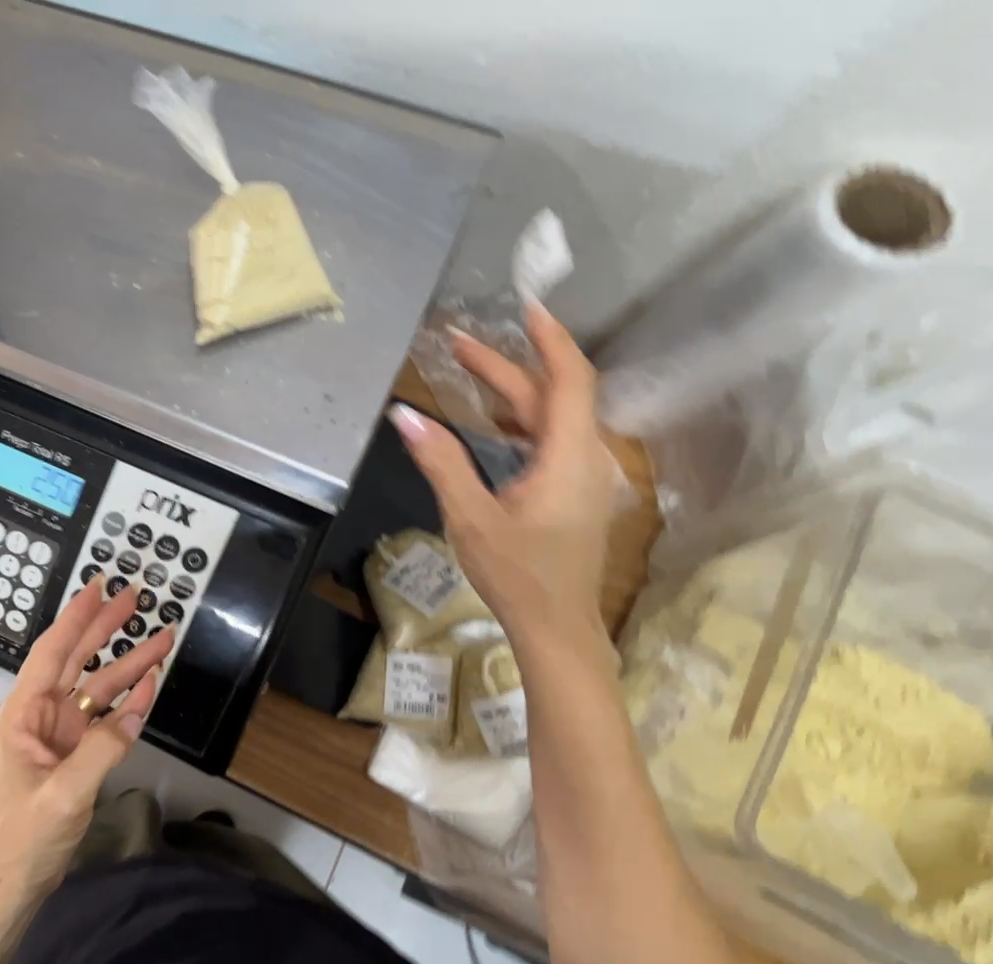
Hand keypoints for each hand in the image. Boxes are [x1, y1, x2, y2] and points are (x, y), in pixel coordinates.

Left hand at [0, 578, 174, 898]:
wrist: (12, 883)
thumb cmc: (23, 838)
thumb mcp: (62, 795)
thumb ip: (100, 751)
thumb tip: (136, 711)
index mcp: (22, 715)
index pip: (51, 653)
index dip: (76, 618)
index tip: (97, 587)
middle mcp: (40, 716)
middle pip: (77, 660)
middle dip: (106, 629)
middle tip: (136, 598)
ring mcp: (59, 735)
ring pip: (97, 688)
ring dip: (128, 665)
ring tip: (163, 638)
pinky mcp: (75, 755)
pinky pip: (105, 720)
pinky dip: (128, 702)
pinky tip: (150, 684)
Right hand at [390, 301, 614, 643]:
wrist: (556, 627)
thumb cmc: (515, 574)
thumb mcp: (470, 516)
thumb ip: (441, 461)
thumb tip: (405, 416)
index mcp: (568, 456)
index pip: (569, 379)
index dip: (549, 339)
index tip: (525, 307)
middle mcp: (586, 457)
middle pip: (553, 395)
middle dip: (507, 366)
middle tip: (458, 344)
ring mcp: (585, 476)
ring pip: (554, 418)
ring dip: (514, 393)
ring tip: (469, 374)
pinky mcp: (576, 493)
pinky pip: (553, 440)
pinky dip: (523, 421)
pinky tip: (493, 426)